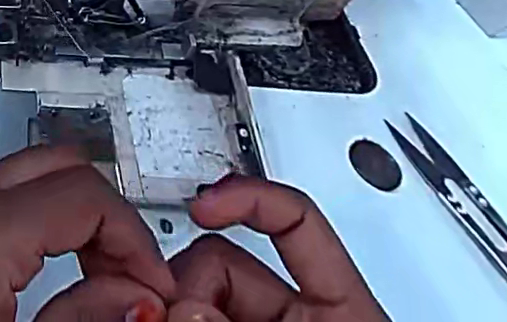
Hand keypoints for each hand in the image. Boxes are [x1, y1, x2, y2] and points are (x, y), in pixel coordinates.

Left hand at [0, 146, 179, 321]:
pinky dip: (51, 213)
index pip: (85, 193)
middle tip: (134, 281)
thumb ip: (83, 319)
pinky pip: (12, 187)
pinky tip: (64, 265)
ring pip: (39, 168)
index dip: (135, 238)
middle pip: (63, 163)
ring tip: (104, 281)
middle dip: (110, 216)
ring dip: (82, 213)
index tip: (156, 287)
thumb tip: (137, 298)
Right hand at [161, 176, 387, 321]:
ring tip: (159, 320)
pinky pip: (195, 314)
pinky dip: (172, 316)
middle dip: (188, 274)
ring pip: (201, 287)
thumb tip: (186, 307)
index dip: (244, 197)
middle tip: (167, 308)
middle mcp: (304, 319)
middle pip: (225, 258)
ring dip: (174, 299)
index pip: (295, 217)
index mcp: (347, 313)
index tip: (201, 205)